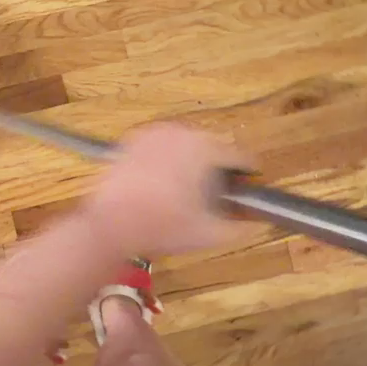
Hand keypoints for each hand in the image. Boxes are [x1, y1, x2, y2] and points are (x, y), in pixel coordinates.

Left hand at [82, 124, 252, 257]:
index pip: (238, 155)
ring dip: (193, 158)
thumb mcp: (208, 234)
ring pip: (184, 142)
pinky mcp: (131, 141)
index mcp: (203, 148)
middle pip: (211, 144)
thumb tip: (256, 225)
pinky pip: (160, 145)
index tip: (250, 186)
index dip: (247, 172)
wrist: (110, 224)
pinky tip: (166, 180)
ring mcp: (152, 133)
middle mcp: (179, 132)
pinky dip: (168, 157)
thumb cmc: (162, 227)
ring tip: (194, 185)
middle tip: (223, 188)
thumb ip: (240, 228)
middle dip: (219, 164)